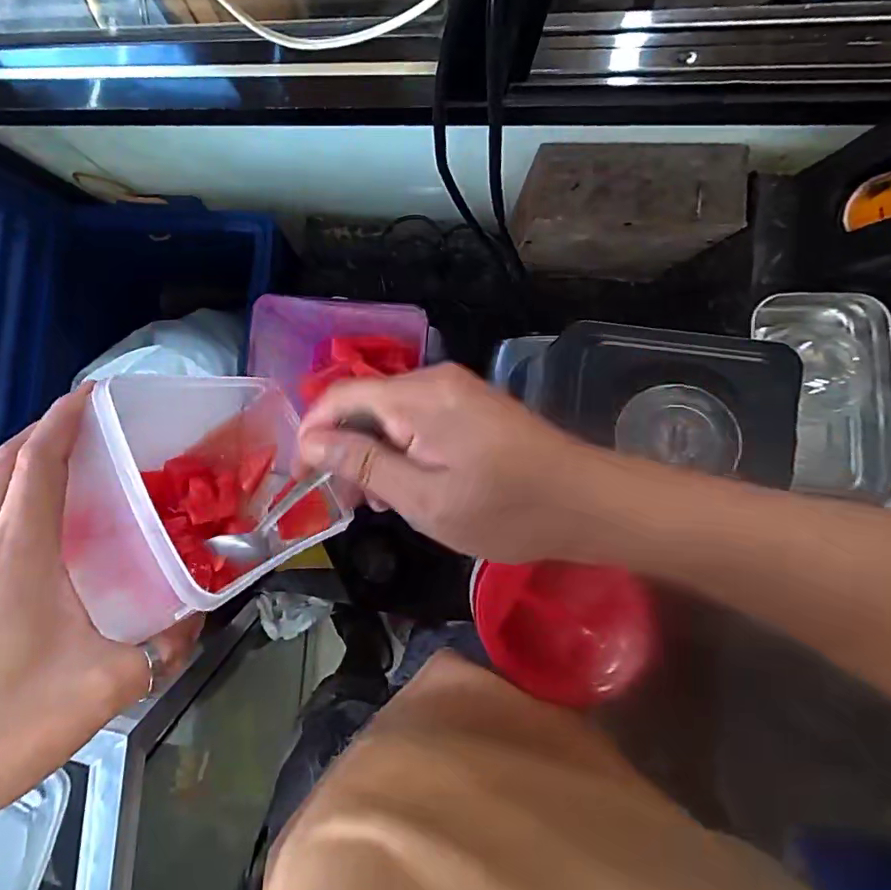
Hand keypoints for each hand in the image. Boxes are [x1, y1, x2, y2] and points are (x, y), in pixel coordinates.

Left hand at [0, 385, 200, 889]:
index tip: (91, 393)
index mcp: (15, 551)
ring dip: (14, 466)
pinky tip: (22, 538)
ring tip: (57, 470)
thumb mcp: (102, 687)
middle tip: (82, 428)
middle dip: (39, 433)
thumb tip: (193, 625)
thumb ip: (159, 650)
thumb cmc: (1, 725)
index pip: (37, 460)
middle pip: (0, 466)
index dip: (63, 418)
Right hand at [297, 364, 614, 564]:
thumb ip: (364, 465)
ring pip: (389, 411)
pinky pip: (417, 416)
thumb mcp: (424, 499)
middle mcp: (433, 379)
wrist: (587, 501)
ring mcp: (456, 388)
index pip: (338, 397)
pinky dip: (402, 447)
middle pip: (363, 403)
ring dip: (374, 451)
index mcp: (417, 397)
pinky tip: (409, 482)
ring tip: (379, 500)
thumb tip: (312, 442)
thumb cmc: (505, 510)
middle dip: (344, 448)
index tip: (303, 477)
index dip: (311, 433)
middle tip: (348, 501)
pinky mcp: (471, 402)